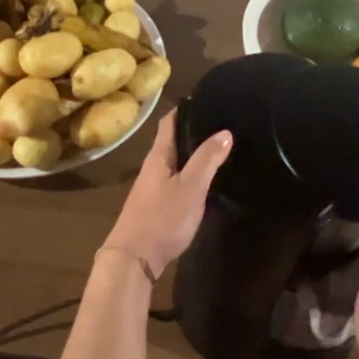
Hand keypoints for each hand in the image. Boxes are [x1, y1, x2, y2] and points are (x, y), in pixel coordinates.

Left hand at [98, 110, 232, 282]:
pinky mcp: (156, 207)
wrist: (134, 259)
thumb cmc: (162, 218)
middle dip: (192, 132)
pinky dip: (190, 175)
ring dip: (191, 155)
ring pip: (174, 163)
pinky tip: (203, 181)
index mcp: (158, 157)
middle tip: (220, 123)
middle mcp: (152, 169)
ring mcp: (152, 189)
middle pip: (171, 143)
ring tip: (217, 148)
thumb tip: (224, 131)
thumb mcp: (190, 187)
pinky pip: (175, 181)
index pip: (169, 123)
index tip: (204, 99)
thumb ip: (207, 159)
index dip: (184, 109)